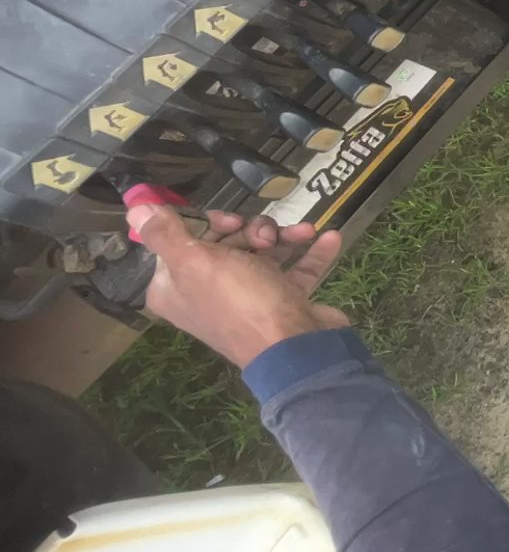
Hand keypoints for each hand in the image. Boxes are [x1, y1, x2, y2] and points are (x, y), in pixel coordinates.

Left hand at [128, 203, 348, 368]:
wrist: (293, 343)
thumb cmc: (241, 302)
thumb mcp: (198, 264)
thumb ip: (167, 234)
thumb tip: (135, 207)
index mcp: (178, 286)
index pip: (185, 242)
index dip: (209, 225)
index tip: (231, 220)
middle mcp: (209, 290)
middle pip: (230, 244)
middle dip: (255, 231)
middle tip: (267, 236)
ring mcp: (251, 295)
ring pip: (267, 252)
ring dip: (289, 236)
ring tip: (306, 232)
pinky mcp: (285, 297)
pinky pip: (298, 266)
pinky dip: (313, 251)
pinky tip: (329, 238)